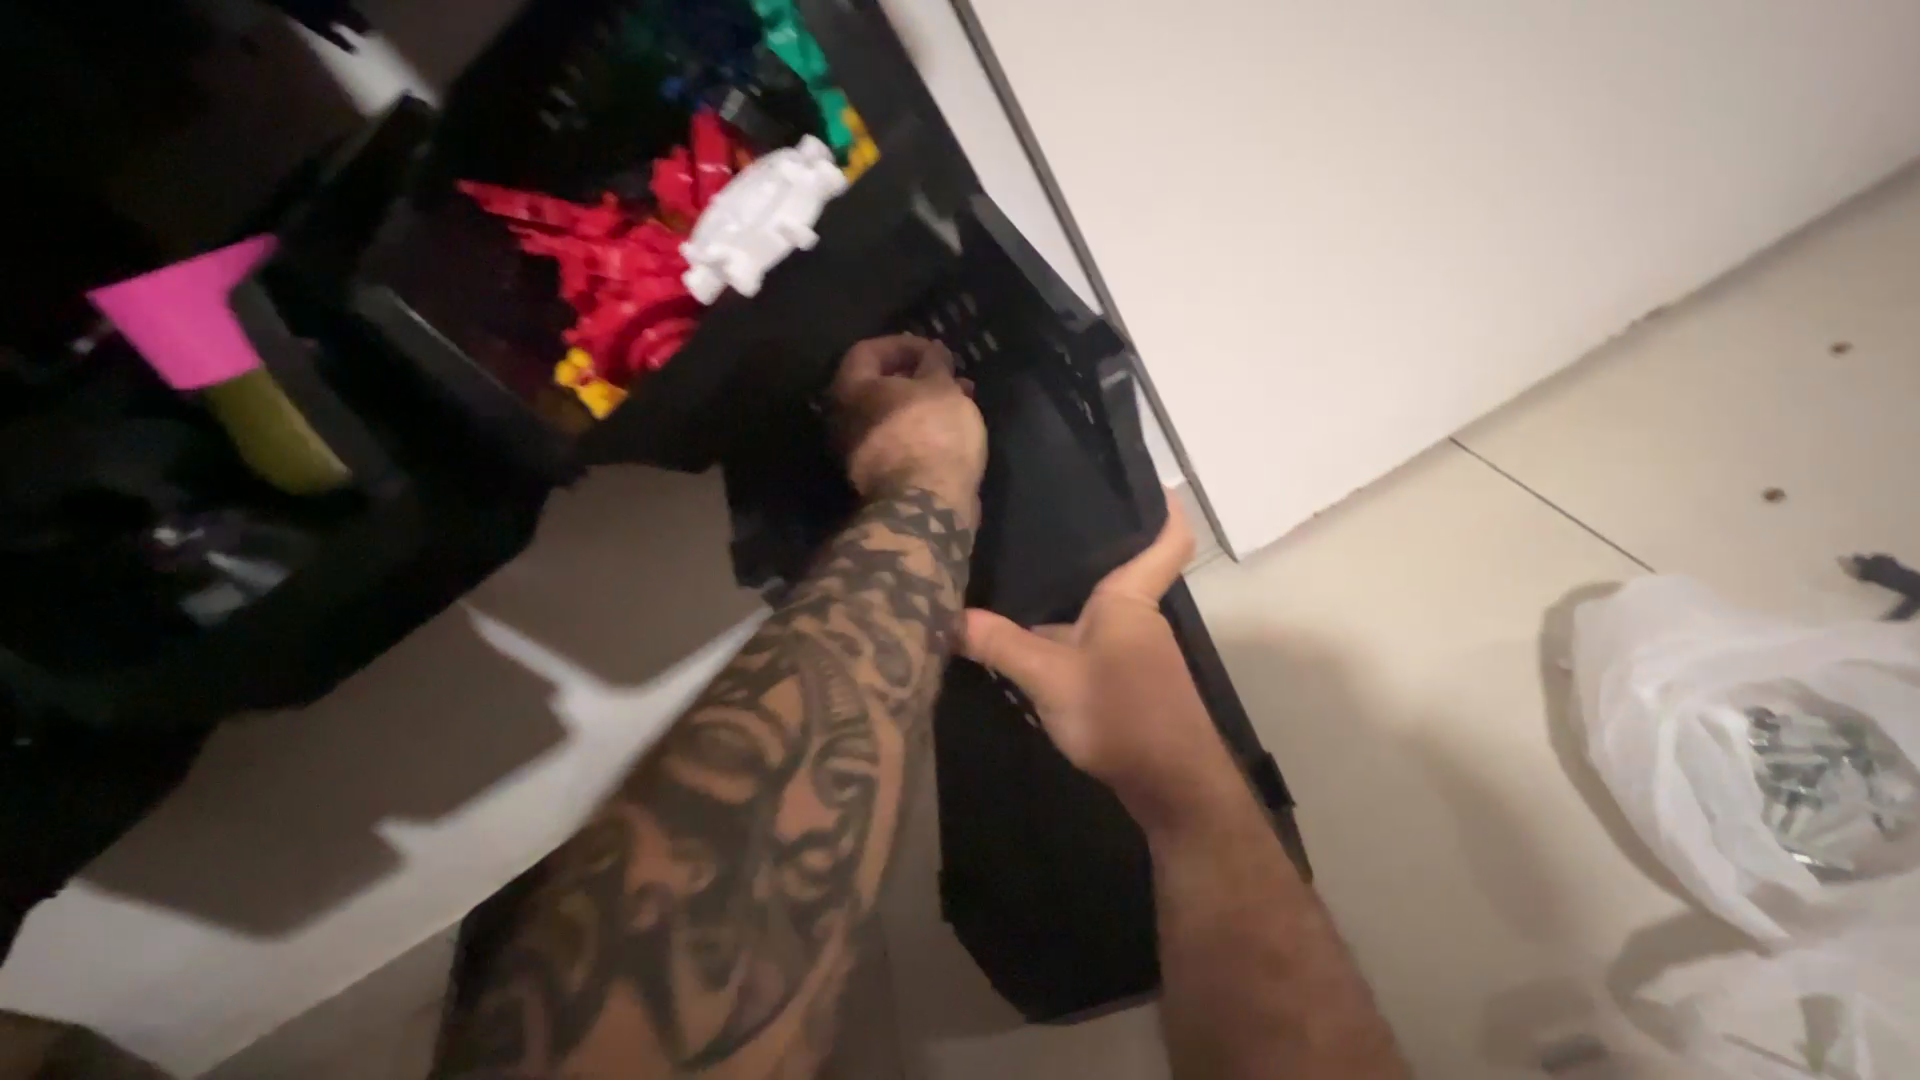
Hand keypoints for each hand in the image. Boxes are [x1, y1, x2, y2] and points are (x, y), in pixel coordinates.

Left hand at [831, 335, 986, 521]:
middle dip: (917, 377)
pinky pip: (900, 442)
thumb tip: (931, 353)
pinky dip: (922, 430)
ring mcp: (858, 454)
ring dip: (924, 404)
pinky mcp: (880, 479)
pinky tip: (953, 431)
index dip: (902, 344)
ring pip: (891, 417)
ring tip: (962, 400)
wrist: (927, 504)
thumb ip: (934, 364)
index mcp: (850, 391)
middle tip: (949, 375)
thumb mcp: (941, 387)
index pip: (866, 351)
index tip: (934, 350)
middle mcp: (844, 421)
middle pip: (877, 387)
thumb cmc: (931, 433)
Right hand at [957, 496, 1243, 829]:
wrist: (1171, 786)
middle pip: (1117, 571)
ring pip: (1099, 613)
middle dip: (1084, 552)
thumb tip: (943, 616)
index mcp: (1129, 598)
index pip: (1167, 540)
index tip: (1147, 481)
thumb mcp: (1048, 676)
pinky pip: (1093, 644)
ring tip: (1012, 580)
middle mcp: (1137, 617)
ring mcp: (1135, 653)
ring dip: (1066, 603)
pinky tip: (1027, 645)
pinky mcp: (1127, 684)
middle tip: (1033, 525)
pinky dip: (1065, 638)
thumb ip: (997, 644)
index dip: (1163, 508)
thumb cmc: (1121, 713)